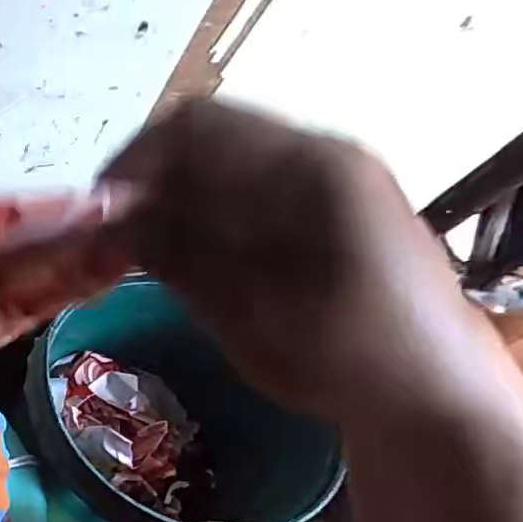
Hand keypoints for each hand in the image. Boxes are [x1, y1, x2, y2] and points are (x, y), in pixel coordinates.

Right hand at [101, 99, 506, 422]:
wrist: (429, 392)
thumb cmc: (338, 355)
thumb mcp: (240, 309)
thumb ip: (173, 252)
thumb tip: (104, 221)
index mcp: (306, 169)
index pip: (193, 129)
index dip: (130, 165)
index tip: (93, 217)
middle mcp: (318, 156)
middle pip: (204, 139)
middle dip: (144, 183)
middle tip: (107, 238)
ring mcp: (327, 177)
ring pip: (219, 165)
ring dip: (167, 199)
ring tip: (136, 251)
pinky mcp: (326, 205)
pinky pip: (243, 189)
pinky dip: (198, 213)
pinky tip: (184, 254)